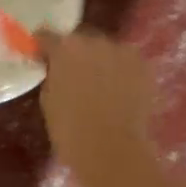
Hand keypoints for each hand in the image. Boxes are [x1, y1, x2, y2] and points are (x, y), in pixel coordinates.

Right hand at [38, 31, 156, 186]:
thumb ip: (52, 75)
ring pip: (107, 50)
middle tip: (72, 74)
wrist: (113, 150)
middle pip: (81, 40)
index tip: (41, 56)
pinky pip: (126, 63)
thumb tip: (57, 69)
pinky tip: (118, 92)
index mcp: (65, 48)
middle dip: (76, 53)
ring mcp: (123, 52)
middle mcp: (95, 41)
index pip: (48, 36)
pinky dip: (121, 72)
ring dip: (100, 61)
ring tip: (99, 85)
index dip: (43, 46)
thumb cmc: (71, 131)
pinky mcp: (144, 67)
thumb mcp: (49, 100)